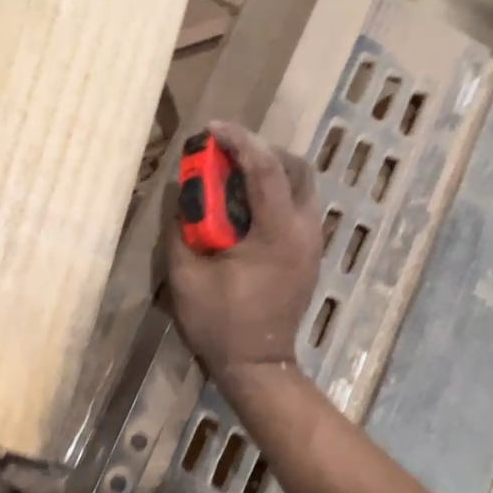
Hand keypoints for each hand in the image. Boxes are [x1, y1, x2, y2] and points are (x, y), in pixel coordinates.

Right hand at [165, 120, 323, 381]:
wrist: (258, 364)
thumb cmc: (219, 322)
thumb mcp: (186, 275)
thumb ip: (180, 228)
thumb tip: (179, 192)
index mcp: (277, 233)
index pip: (265, 169)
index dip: (238, 141)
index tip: (212, 128)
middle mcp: (304, 230)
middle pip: (296, 167)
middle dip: (261, 151)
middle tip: (225, 155)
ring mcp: (312, 242)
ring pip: (302, 185)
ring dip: (269, 172)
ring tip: (232, 178)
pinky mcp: (309, 254)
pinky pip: (297, 206)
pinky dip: (274, 193)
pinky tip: (244, 208)